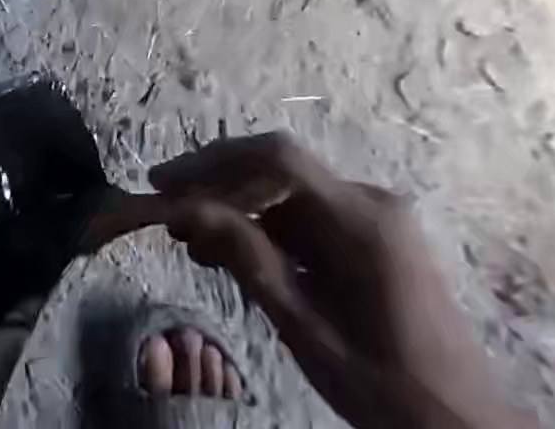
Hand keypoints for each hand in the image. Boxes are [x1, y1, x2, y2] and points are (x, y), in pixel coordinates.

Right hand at [151, 133, 532, 428]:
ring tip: (192, 242)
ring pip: (287, 195)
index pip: (277, 160)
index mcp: (363, 221)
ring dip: (237, 211)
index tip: (164, 183)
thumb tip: (188, 210)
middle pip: (277, 172)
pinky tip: (232, 254)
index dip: (213, 162)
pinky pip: (306, 218)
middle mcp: (369, 202)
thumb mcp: (308, 332)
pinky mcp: (370, 236)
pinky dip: (266, 231)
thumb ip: (249, 262)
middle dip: (217, 186)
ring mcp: (373, 217)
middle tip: (168, 211)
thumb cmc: (391, 394)